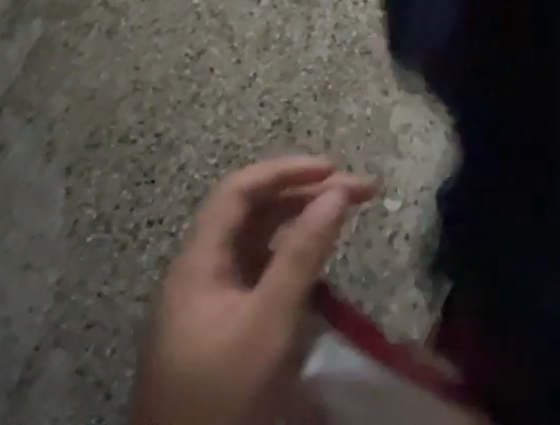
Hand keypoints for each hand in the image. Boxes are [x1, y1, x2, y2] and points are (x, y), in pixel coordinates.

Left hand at [132, 158, 376, 424]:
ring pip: (257, 241)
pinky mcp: (224, 325)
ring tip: (346, 214)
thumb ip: (303, 254)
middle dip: (305, 192)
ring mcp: (211, 299)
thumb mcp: (269, 321)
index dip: (286, 171)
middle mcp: (201, 271)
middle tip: (361, 192)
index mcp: (199, 262)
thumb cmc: (224, 391)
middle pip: (251, 212)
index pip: (238, 191)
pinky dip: (292, 254)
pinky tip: (320, 262)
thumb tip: (337, 192)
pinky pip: (260, 270)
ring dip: (301, 220)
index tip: (336, 170)